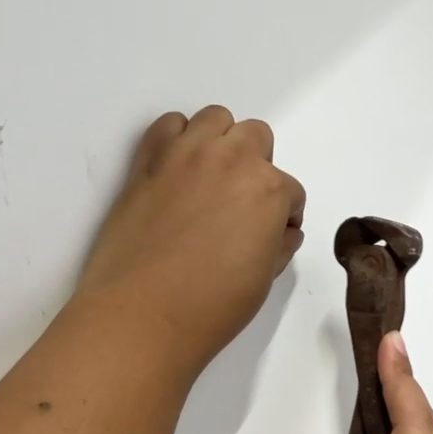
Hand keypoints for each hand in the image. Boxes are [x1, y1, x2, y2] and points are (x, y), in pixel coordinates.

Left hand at [75, 106, 306, 372]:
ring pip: (215, 118)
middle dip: (256, 164)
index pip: (290, 190)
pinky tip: (176, 169)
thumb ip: (279, 245)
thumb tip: (283, 231)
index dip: (284, 214)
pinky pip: (168, 124)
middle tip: (240, 200)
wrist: (142, 314)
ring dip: (219, 142)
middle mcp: (233, 159)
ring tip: (209, 176)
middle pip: (256, 137)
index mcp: (270, 189)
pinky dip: (176, 139)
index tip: (272, 233)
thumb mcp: (263, 279)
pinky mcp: (150, 158)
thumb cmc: (212, 307)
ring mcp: (188, 153)